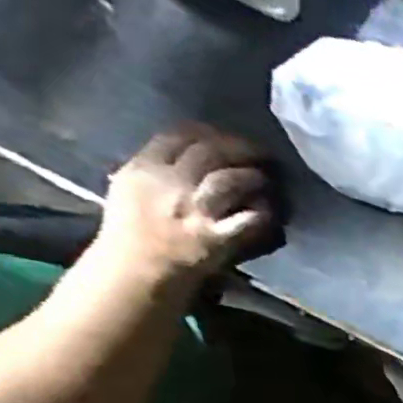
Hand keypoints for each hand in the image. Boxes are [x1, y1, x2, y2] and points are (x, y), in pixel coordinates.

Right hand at [95, 123, 272, 284]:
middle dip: (241, 148)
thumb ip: (157, 166)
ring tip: (267, 179)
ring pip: (229, 181)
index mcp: (143, 169)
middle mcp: (168, 186)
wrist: (138, 271)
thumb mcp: (132, 187)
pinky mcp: (216, 240)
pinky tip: (270, 210)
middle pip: (209, 153)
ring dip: (254, 177)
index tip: (230, 135)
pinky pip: (248, 219)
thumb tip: (193, 147)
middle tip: (264, 152)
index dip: (210, 131)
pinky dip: (263, 212)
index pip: (177, 136)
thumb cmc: (135, 230)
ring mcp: (194, 213)